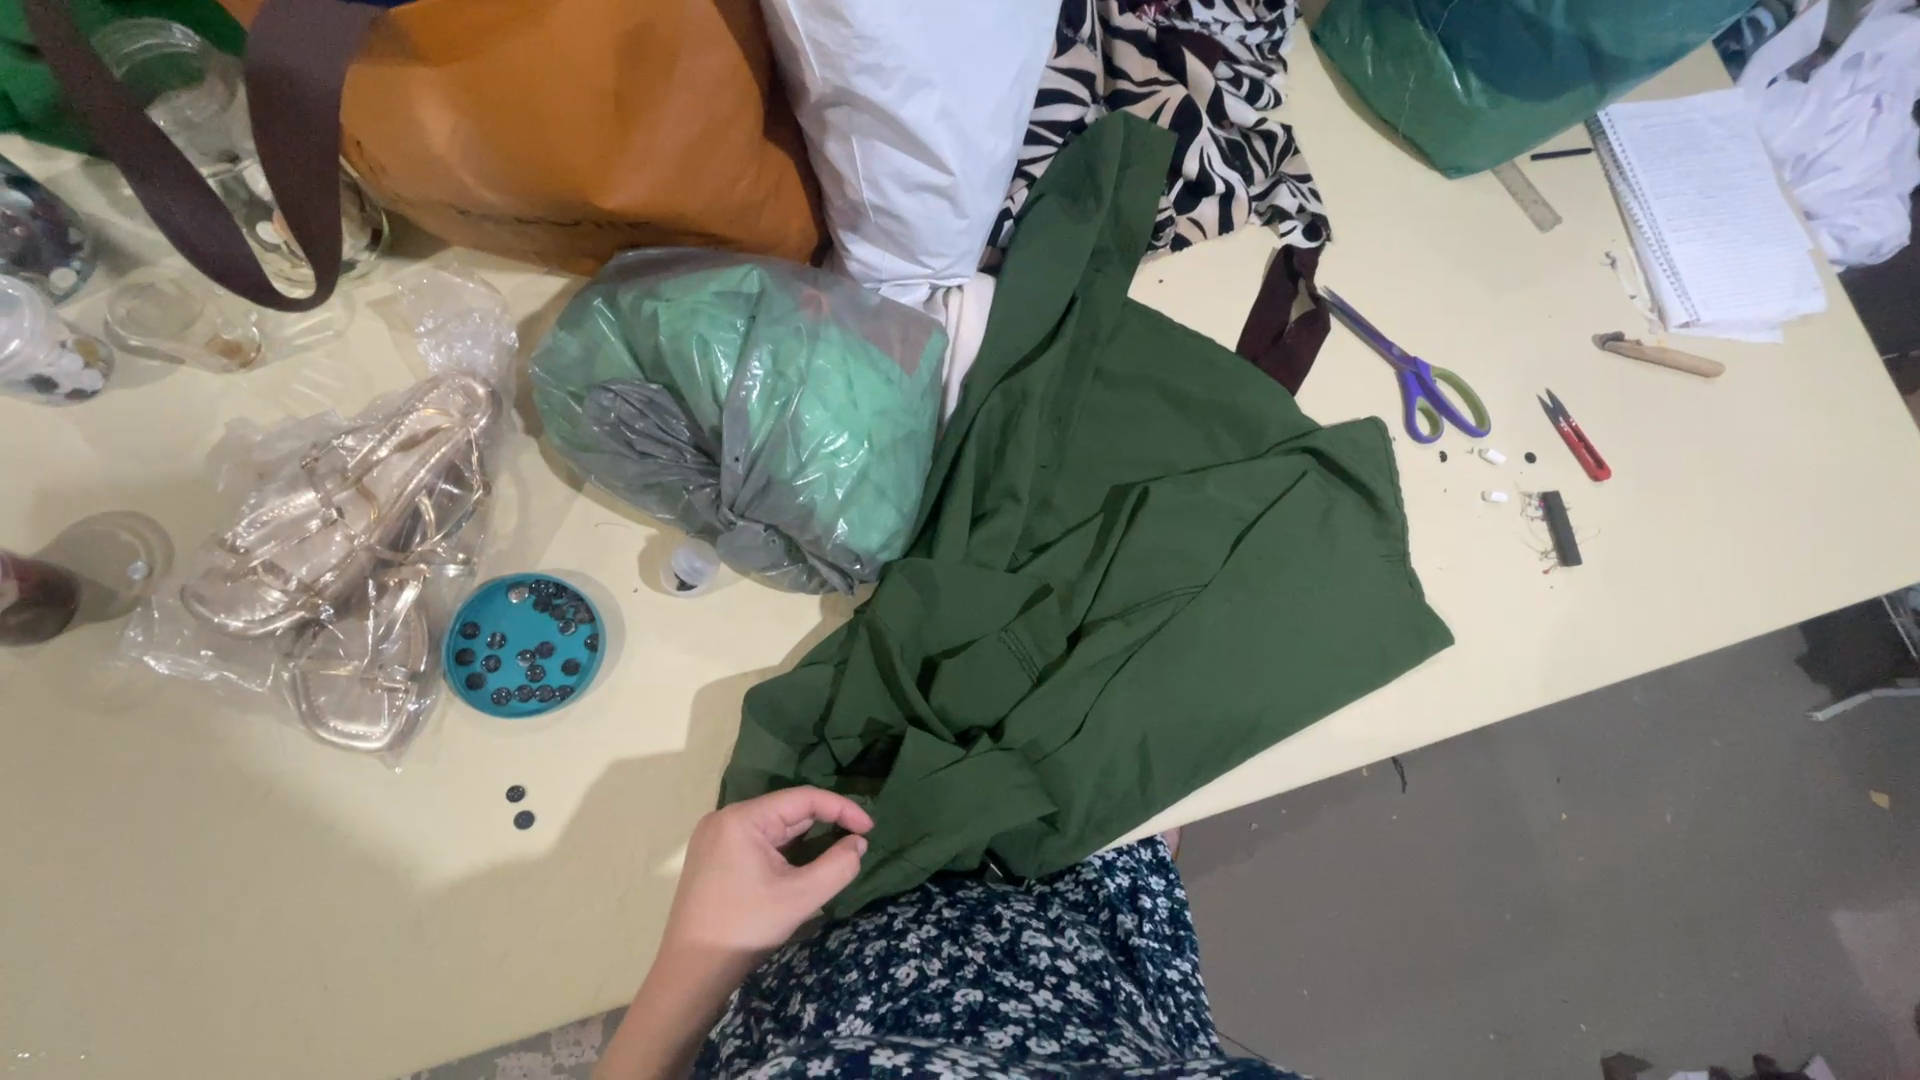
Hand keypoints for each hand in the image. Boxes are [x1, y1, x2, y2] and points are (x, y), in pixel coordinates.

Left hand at [662, 787, 873, 959]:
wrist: (691, 973)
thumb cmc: (746, 929)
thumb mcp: (801, 897)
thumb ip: (839, 865)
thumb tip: (858, 843)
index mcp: (743, 818)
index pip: (804, 798)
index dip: (842, 809)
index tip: (869, 828)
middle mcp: (725, 817)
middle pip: (788, 811)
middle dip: (825, 824)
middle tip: (856, 843)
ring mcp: (715, 836)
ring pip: (775, 826)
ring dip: (806, 838)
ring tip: (835, 852)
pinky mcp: (713, 855)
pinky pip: (759, 839)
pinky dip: (785, 848)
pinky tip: (801, 865)